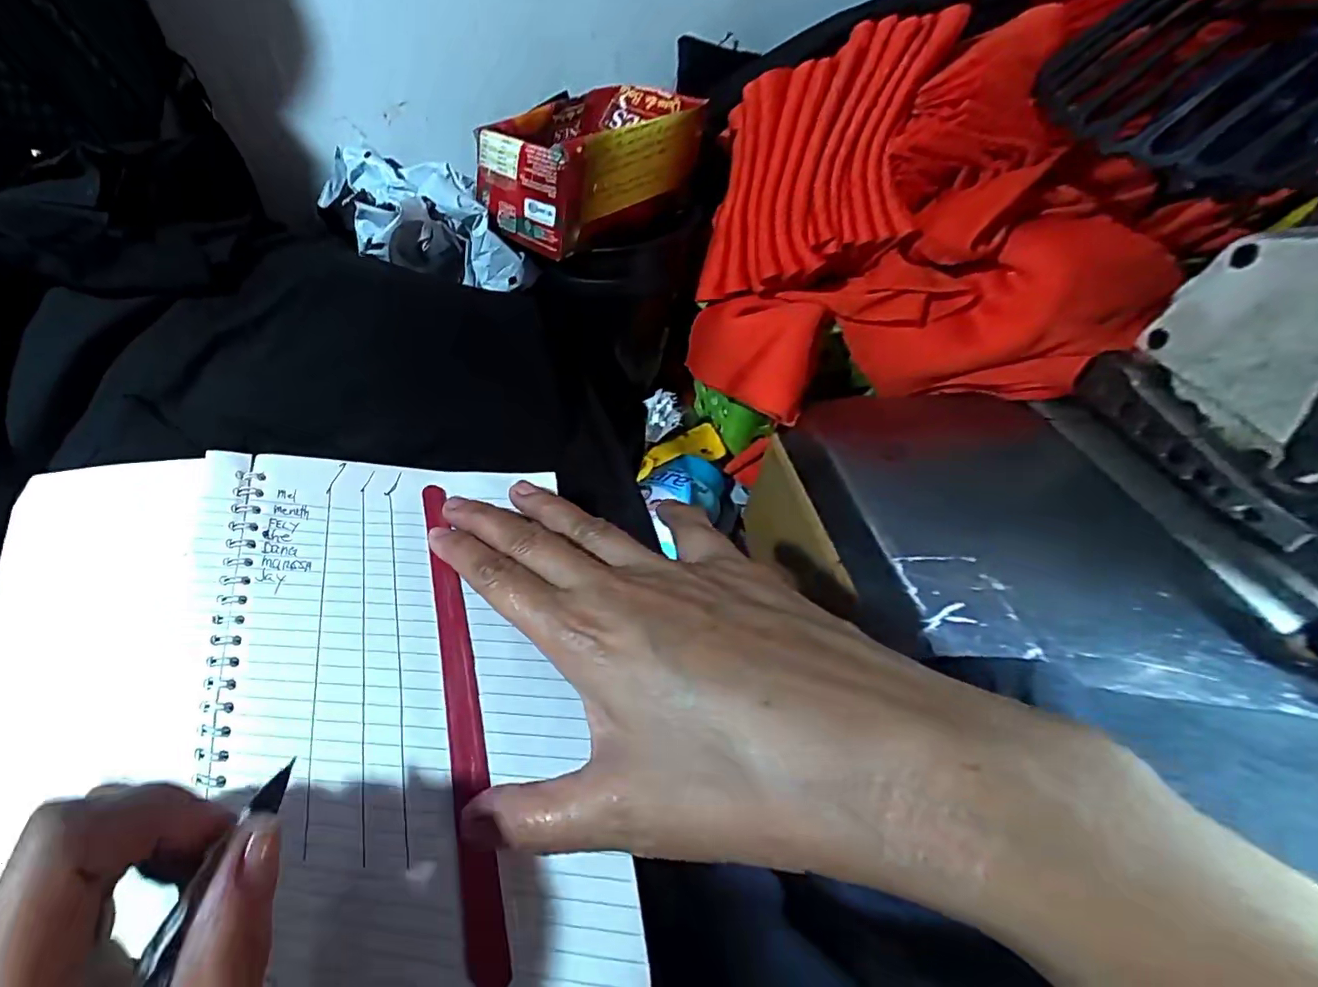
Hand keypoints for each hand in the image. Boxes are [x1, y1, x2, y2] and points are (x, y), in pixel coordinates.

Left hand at [0, 784, 280, 986]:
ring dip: (150, 844)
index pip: (63, 842)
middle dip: (163, 824)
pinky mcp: (1, 968)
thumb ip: (227, 948)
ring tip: (206, 879)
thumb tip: (261, 836)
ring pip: (71, 852)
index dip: (152, 813)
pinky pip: (68, 882)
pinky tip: (167, 904)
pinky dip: (131, 871)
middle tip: (228, 854)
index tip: (225, 833)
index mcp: (6, 983)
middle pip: (70, 834)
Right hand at [428, 483, 1083, 892]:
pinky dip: (670, 516)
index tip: (439, 530)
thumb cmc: (736, 788)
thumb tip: (467, 829)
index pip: (508, 586)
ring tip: (522, 488)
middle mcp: (626, 595)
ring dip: (555, 510)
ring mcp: (687, 578)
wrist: (879, 762)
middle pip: (542, 547)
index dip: (468, 558)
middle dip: (493, 523)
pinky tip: (661, 505)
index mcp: (587, 641)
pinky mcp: (744, 578)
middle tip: (458, 499)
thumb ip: (537, 818)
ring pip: (601, 531)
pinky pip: (693, 534)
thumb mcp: (624, 815)